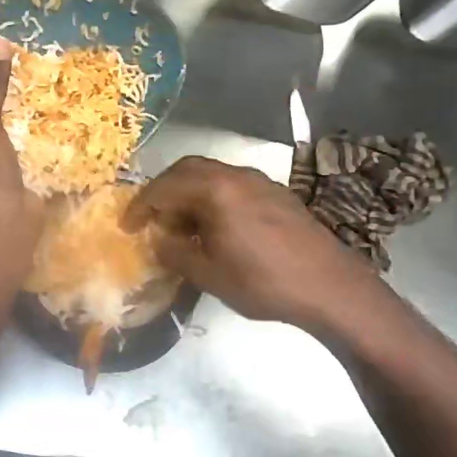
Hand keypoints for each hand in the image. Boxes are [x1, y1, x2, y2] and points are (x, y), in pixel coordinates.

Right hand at [123, 156, 387, 332]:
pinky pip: (233, 184)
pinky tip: (215, 227)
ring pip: (212, 175)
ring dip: (189, 193)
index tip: (127, 226)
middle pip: (188, 169)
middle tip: (151, 218)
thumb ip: (175, 253)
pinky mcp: (278, 193)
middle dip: (164, 190)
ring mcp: (260, 181)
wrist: (329, 286)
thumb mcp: (209, 275)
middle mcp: (236, 175)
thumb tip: (159, 241)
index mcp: (215, 190)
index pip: (165, 187)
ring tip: (181, 225)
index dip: (141, 206)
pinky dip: (213, 197)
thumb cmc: (263, 282)